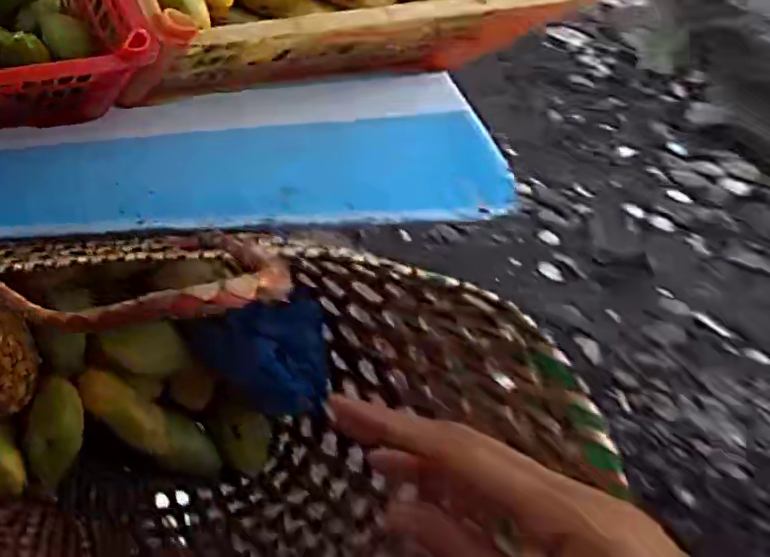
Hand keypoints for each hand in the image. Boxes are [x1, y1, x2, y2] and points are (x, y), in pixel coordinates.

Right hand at [330, 396, 682, 556]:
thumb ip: (461, 548)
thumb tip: (393, 507)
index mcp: (574, 511)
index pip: (460, 447)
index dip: (391, 423)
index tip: (334, 402)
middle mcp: (588, 499)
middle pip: (477, 449)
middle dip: (407, 437)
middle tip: (344, 423)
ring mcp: (605, 516)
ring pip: (498, 470)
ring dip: (437, 468)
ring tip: (382, 469)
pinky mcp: (609, 535)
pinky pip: (524, 498)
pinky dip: (475, 495)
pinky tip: (439, 502)